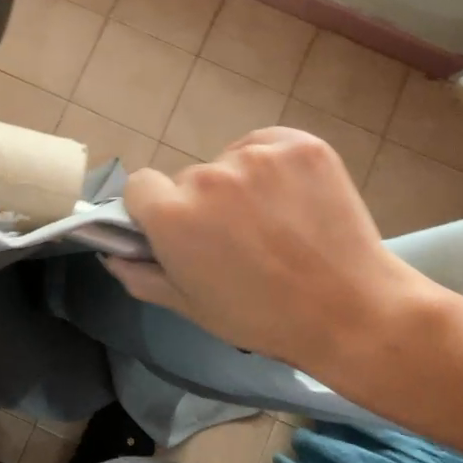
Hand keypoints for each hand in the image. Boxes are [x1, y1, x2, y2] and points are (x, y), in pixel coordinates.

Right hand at [107, 127, 436, 376]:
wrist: (352, 311)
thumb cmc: (261, 317)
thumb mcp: (189, 306)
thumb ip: (140, 274)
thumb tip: (110, 253)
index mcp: (172, 215)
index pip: (140, 187)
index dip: (155, 212)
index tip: (181, 234)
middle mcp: (207, 176)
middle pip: (189, 179)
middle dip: (203, 205)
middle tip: (238, 242)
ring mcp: (257, 156)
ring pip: (230, 163)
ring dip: (240, 185)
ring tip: (275, 224)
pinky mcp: (299, 144)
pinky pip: (267, 146)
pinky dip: (274, 167)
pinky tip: (295, 200)